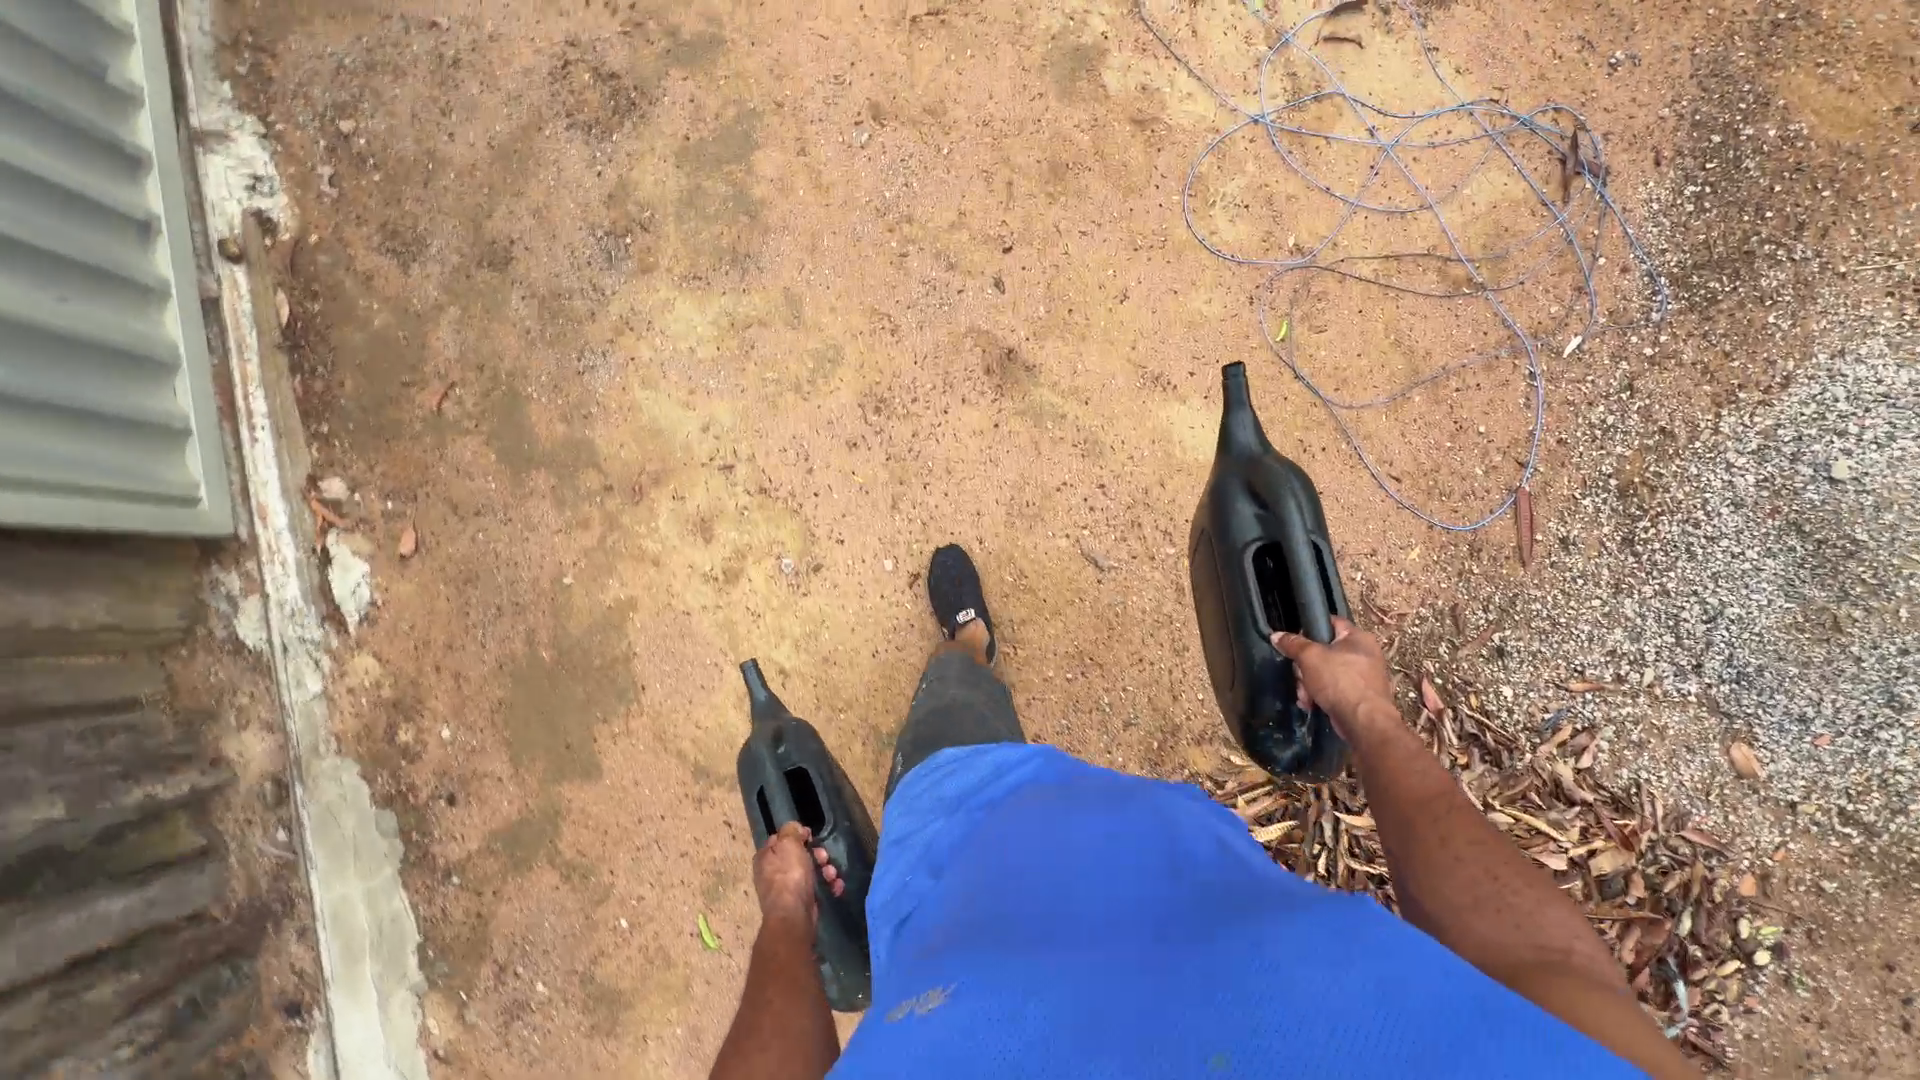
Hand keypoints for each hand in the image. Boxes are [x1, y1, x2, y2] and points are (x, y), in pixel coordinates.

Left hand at [752, 822, 844, 929]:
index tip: (810, 836)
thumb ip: (791, 830)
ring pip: (811, 871)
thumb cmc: (789, 875)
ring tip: (832, 875)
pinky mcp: (801, 902)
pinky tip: (835, 887)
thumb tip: (797, 830)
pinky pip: (817, 888)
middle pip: (799, 855)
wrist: (793, 915)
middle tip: (824, 858)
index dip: (797, 836)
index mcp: (766, 857)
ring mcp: (787, 889)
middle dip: (817, 855)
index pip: (781, 839)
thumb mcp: (788, 843)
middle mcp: (773, 873)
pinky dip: (828, 886)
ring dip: (826, 870)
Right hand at [1271, 616, 1398, 741]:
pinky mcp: (1359, 696)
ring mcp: (1363, 676)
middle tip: (1301, 676)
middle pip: (1323, 651)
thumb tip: (1276, 635)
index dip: (1310, 628)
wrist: (1363, 722)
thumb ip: (1292, 643)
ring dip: (1309, 684)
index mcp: (1358, 637)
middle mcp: (1364, 654)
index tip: (1294, 641)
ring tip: (1306, 696)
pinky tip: (1312, 704)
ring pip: (1325, 672)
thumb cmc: (1339, 681)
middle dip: (1305, 667)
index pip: (1330, 622)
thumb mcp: (1310, 657)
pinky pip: (1333, 689)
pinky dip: (1320, 695)